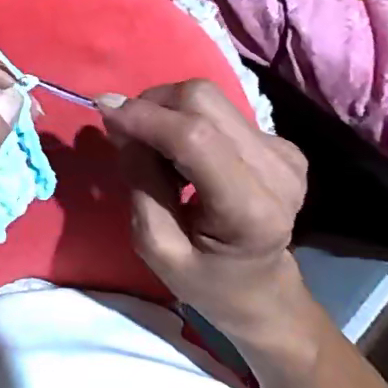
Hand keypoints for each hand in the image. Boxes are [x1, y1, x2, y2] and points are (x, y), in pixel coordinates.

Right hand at [99, 80, 309, 335]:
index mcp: (249, 210)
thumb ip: (141, 184)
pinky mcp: (280, 143)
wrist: (261, 288)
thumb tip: (122, 126)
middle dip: (152, 106)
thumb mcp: (156, 247)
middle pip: (204, 101)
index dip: (145, 117)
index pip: (195, 139)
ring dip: (167, 112)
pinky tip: (181, 155)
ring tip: (153, 149)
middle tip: (126, 134)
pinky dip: (186, 122)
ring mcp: (284, 152)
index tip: (102, 110)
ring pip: (210, 99)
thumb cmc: (205, 279)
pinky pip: (219, 111)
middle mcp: (277, 171)